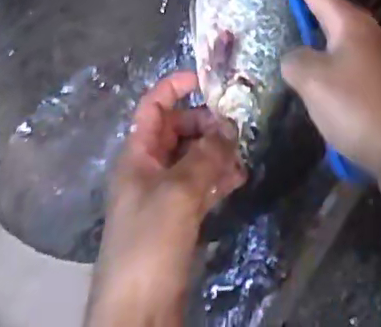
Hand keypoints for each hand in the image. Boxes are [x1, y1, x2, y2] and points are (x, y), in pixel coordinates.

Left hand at [106, 69, 244, 230]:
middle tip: (236, 124)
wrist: (137, 313)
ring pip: (192, 158)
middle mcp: (148, 170)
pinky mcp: (177, 222)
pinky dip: (217, 178)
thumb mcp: (178, 191)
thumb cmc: (149, 241)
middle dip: (206, 122)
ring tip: (244, 150)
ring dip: (216, 150)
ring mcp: (162, 197)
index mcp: (137, 155)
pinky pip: (199, 186)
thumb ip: (205, 155)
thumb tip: (229, 126)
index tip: (206, 78)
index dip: (175, 87)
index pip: (153, 107)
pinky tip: (239, 178)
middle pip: (177, 130)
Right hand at [278, 0, 380, 188]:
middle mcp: (364, 34)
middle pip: (328, 9)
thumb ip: (295, 61)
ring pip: (335, 39)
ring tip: (294, 25)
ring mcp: (373, 60)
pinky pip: (340, 64)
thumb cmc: (358, 107)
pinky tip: (312, 76)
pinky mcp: (376, 85)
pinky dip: (323, 63)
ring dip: (315, 34)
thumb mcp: (312, 79)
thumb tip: (297, 58)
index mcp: (349, 23)